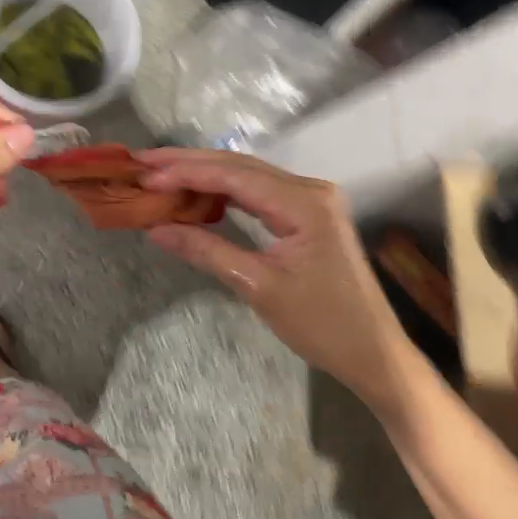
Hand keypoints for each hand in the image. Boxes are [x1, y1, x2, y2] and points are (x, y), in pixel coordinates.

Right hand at [138, 148, 418, 412]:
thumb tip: (155, 229)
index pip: (233, 175)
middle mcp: (309, 188)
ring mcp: (311, 199)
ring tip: (158, 174)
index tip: (145, 175)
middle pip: (238, 166)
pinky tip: (195, 194)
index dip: (185, 172)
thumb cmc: (323, 325)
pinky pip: (257, 191)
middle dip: (188, 163)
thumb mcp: (258, 288)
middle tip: (142, 163)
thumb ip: (206, 250)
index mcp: (304, 203)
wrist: (375, 355)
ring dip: (202, 174)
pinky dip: (223, 191)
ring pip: (245, 174)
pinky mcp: (307, 213)